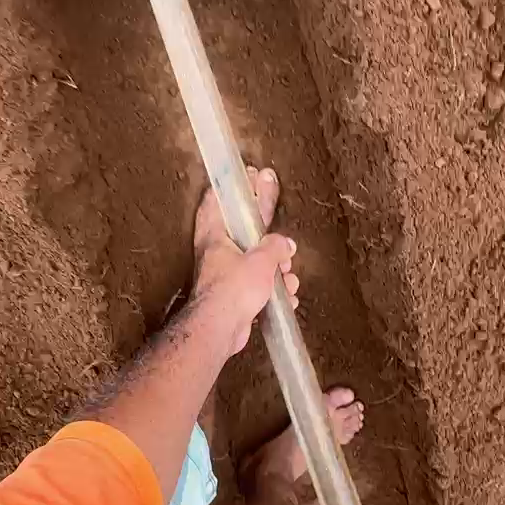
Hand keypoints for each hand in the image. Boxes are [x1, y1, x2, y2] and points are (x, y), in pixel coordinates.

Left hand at [189, 167, 296, 354]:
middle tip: (276, 213)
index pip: (218, 202)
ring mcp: (224, 276)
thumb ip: (275, 247)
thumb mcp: (262, 260)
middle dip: (263, 228)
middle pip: (242, 232)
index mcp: (215, 237)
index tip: (248, 176)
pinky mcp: (233, 298)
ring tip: (288, 274)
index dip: (234, 188)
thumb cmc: (233, 289)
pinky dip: (274, 291)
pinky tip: (287, 297)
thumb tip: (285, 244)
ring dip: (276, 268)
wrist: (221, 329)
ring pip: (254, 263)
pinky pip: (258, 287)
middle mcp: (216, 254)